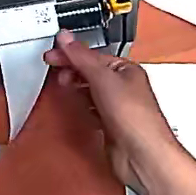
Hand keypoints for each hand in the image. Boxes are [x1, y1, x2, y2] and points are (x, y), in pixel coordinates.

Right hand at [42, 31, 176, 194]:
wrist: (141, 156)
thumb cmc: (136, 118)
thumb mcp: (103, 79)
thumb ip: (82, 58)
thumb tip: (66, 38)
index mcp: (126, 70)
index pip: (93, 55)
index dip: (71, 53)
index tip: (53, 53)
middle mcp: (123, 87)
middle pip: (90, 71)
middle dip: (71, 69)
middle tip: (54, 68)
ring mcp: (116, 107)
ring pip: (90, 91)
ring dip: (75, 87)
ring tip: (63, 84)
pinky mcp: (110, 125)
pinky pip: (91, 110)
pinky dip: (81, 106)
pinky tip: (76, 107)